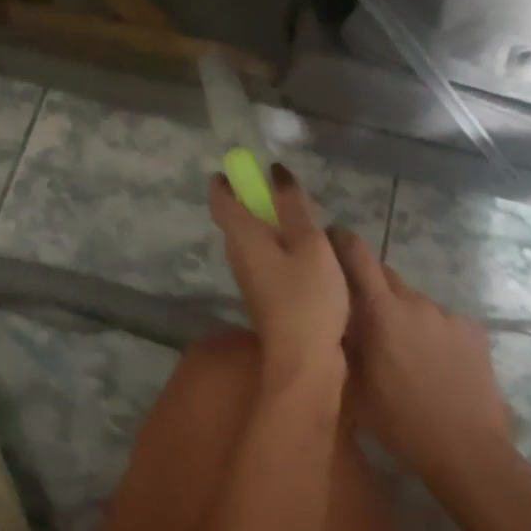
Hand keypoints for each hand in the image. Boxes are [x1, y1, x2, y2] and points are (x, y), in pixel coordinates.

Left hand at [209, 165, 348, 384]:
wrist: (304, 361)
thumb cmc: (307, 296)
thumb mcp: (309, 243)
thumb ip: (292, 205)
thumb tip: (274, 170)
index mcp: (242, 236)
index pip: (220, 200)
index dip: (226, 181)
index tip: (241, 168)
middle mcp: (237, 255)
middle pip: (236, 219)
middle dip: (253, 200)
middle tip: (282, 191)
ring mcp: (249, 278)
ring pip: (252, 240)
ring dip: (269, 225)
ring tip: (302, 218)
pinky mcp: (263, 296)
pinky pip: (265, 259)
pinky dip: (279, 247)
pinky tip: (306, 253)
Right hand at [328, 227, 513, 478]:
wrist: (469, 452)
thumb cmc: (400, 422)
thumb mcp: (352, 385)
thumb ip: (339, 341)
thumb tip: (326, 315)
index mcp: (382, 311)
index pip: (357, 254)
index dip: (340, 240)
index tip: (328, 238)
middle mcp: (415, 301)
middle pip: (385, 276)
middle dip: (369, 287)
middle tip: (361, 317)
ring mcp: (448, 315)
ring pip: (413, 302)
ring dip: (402, 315)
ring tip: (401, 352)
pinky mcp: (474, 331)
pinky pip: (441, 321)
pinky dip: (431, 333)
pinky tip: (433, 364)